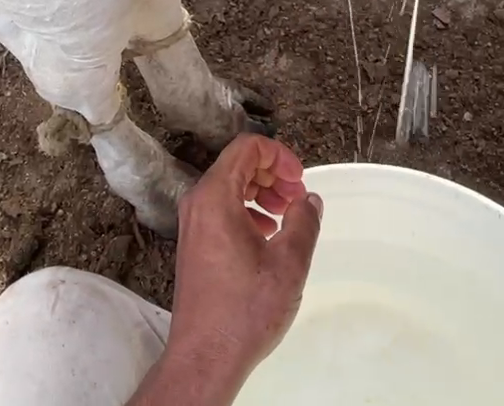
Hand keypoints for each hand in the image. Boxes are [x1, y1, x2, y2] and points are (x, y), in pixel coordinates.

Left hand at [142, 135, 323, 402]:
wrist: (205, 356)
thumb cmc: (242, 312)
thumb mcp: (288, 263)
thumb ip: (304, 222)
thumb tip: (310, 201)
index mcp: (215, 197)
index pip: (246, 147)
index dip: (279, 155)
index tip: (299, 178)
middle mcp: (198, 203)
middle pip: (238, 164)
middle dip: (272, 173)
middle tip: (297, 196)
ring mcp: (193, 223)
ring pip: (230, 186)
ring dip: (261, 192)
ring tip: (286, 215)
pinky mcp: (195, 242)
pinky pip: (222, 208)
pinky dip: (247, 209)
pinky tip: (267, 234)